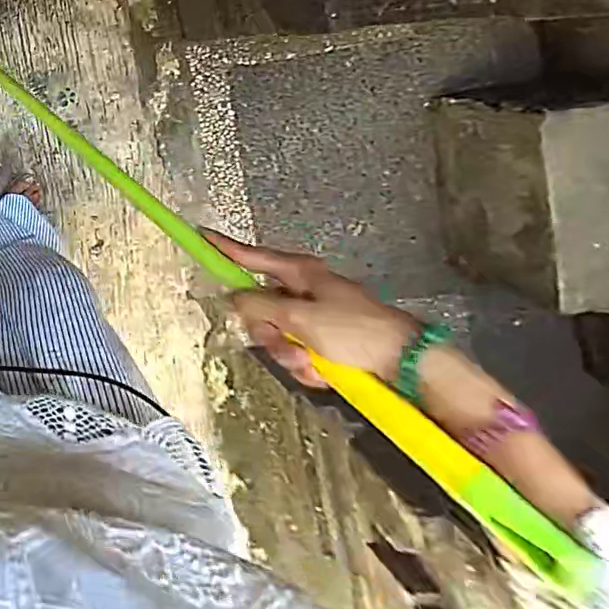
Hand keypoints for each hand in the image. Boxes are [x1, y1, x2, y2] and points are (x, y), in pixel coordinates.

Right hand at [205, 231, 418, 388]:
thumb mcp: (300, 317)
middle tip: (285, 346)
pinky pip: (297, 352)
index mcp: (299, 273)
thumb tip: (235, 300)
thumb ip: (260, 307)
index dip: (224, 247)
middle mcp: (304, 290)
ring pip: (277, 334)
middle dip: (269, 333)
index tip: (201, 235)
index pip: (251, 256)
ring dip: (289, 354)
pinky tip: (323, 373)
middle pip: (260, 306)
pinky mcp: (326, 341)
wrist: (407, 363)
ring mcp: (315, 316)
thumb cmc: (356, 330)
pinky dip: (306, 366)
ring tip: (312, 364)